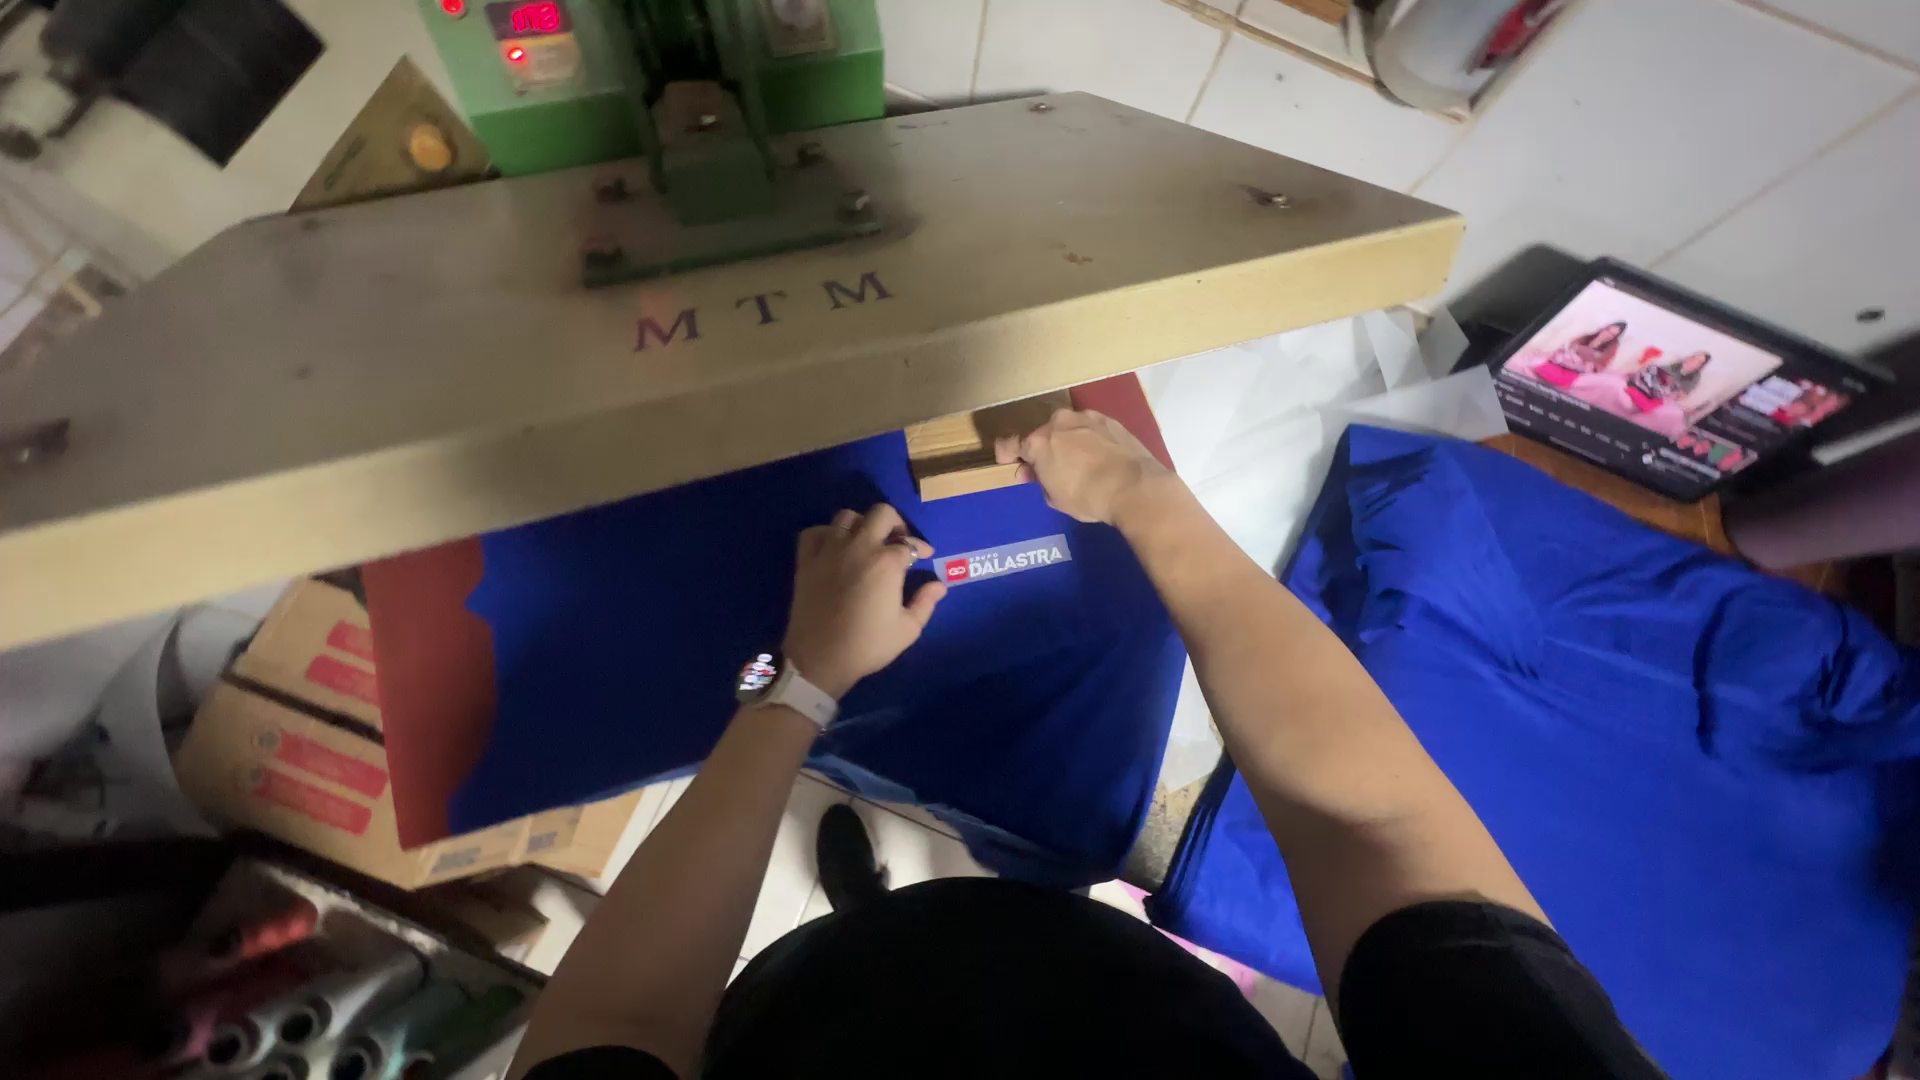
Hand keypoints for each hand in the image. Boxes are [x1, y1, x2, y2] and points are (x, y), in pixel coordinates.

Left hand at [782, 504, 945, 698]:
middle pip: (881, 514)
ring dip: (861, 524)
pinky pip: (814, 532)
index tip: (925, 557)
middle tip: (898, 542)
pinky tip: (835, 547)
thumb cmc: (868, 645)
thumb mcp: (907, 629)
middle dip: (895, 524)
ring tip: (867, 541)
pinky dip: (826, 534)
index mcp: (887, 562)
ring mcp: (829, 550)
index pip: (909, 543)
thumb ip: (926, 602)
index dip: (921, 549)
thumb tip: (939, 584)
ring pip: (847, 516)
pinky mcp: (806, 560)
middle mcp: (859, 546)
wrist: (821, 659)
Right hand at [994, 408, 1174, 527]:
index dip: (1006, 453)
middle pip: (1042, 434)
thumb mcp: (1055, 498)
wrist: (1134, 486)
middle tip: (1050, 468)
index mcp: (1039, 442)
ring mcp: (1086, 417)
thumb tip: (1037, 473)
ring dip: (1067, 441)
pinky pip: (1090, 428)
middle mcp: (1059, 423)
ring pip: (1068, 428)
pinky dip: (1089, 439)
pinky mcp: (1110, 420)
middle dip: (1043, 448)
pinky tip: (1099, 456)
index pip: (1010, 443)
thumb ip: (1041, 481)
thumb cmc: (1087, 496)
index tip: (1008, 461)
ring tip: (1079, 462)